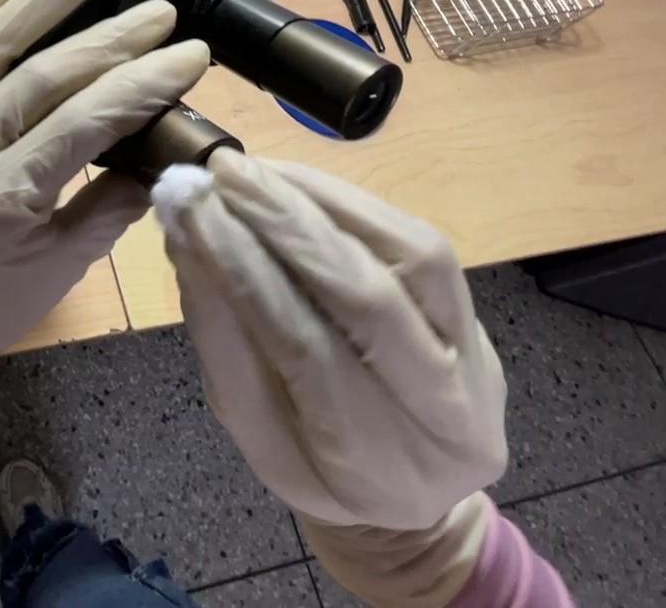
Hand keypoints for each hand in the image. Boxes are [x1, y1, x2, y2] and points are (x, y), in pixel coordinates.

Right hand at [154, 152, 506, 529]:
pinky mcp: (480, 317)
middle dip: (281, 222)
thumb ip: (221, 340)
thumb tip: (185, 239)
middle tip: (216, 172)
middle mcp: (445, 417)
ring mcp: (477, 362)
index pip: (302, 348)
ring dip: (319, 200)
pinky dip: (350, 201)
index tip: (187, 208)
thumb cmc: (315, 467)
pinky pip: (421, 243)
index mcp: (371, 465)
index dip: (242, 268)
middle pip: (366, 298)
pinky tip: (293, 181)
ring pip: (410, 258)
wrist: (413, 496)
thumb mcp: (252, 428)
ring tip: (249, 171)